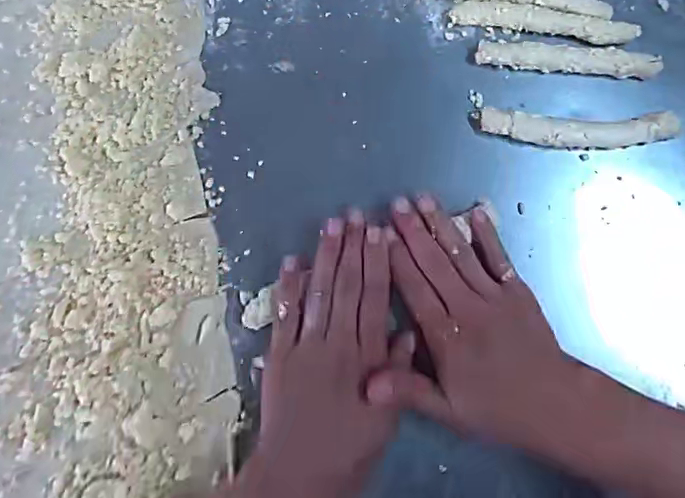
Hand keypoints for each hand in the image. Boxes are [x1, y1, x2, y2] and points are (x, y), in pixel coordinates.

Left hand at [231, 210, 410, 497]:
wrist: (296, 477)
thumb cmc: (347, 452)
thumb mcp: (384, 423)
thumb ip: (396, 374)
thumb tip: (406, 331)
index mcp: (365, 358)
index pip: (374, 300)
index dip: (377, 263)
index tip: (379, 232)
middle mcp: (336, 344)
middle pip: (347, 287)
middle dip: (352, 248)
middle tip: (355, 213)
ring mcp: (304, 345)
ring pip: (319, 292)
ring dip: (326, 256)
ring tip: (332, 224)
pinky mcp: (279, 353)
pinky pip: (285, 313)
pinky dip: (289, 285)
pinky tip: (294, 260)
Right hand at [365, 195, 588, 456]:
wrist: (556, 407)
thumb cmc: (496, 409)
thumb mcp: (448, 410)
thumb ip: (408, 390)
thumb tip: (367, 384)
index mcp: (446, 337)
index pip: (415, 289)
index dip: (396, 259)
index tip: (380, 231)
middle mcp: (467, 308)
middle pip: (434, 263)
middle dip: (413, 231)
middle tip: (396, 202)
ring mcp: (494, 296)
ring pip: (461, 254)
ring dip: (441, 224)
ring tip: (423, 198)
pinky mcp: (517, 290)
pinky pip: (498, 258)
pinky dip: (487, 234)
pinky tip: (475, 211)